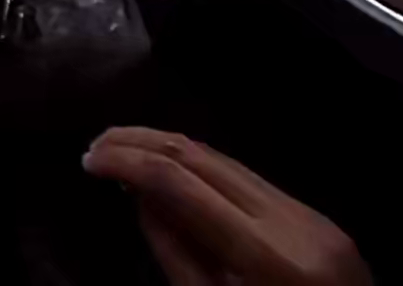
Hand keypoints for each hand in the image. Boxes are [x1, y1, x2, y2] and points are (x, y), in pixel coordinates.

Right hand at [84, 127, 368, 285]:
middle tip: (95, 145)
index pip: (180, 183)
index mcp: (272, 260)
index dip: (126, 162)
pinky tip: (167, 167)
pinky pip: (241, 177)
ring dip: (162, 145)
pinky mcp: (315, 217)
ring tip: (120, 149)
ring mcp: (311, 216)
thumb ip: (173, 251)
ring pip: (218, 157)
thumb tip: (135, 191)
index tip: (87, 161)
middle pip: (198, 155)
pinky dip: (195, 165)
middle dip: (137, 141)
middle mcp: (295, 223)